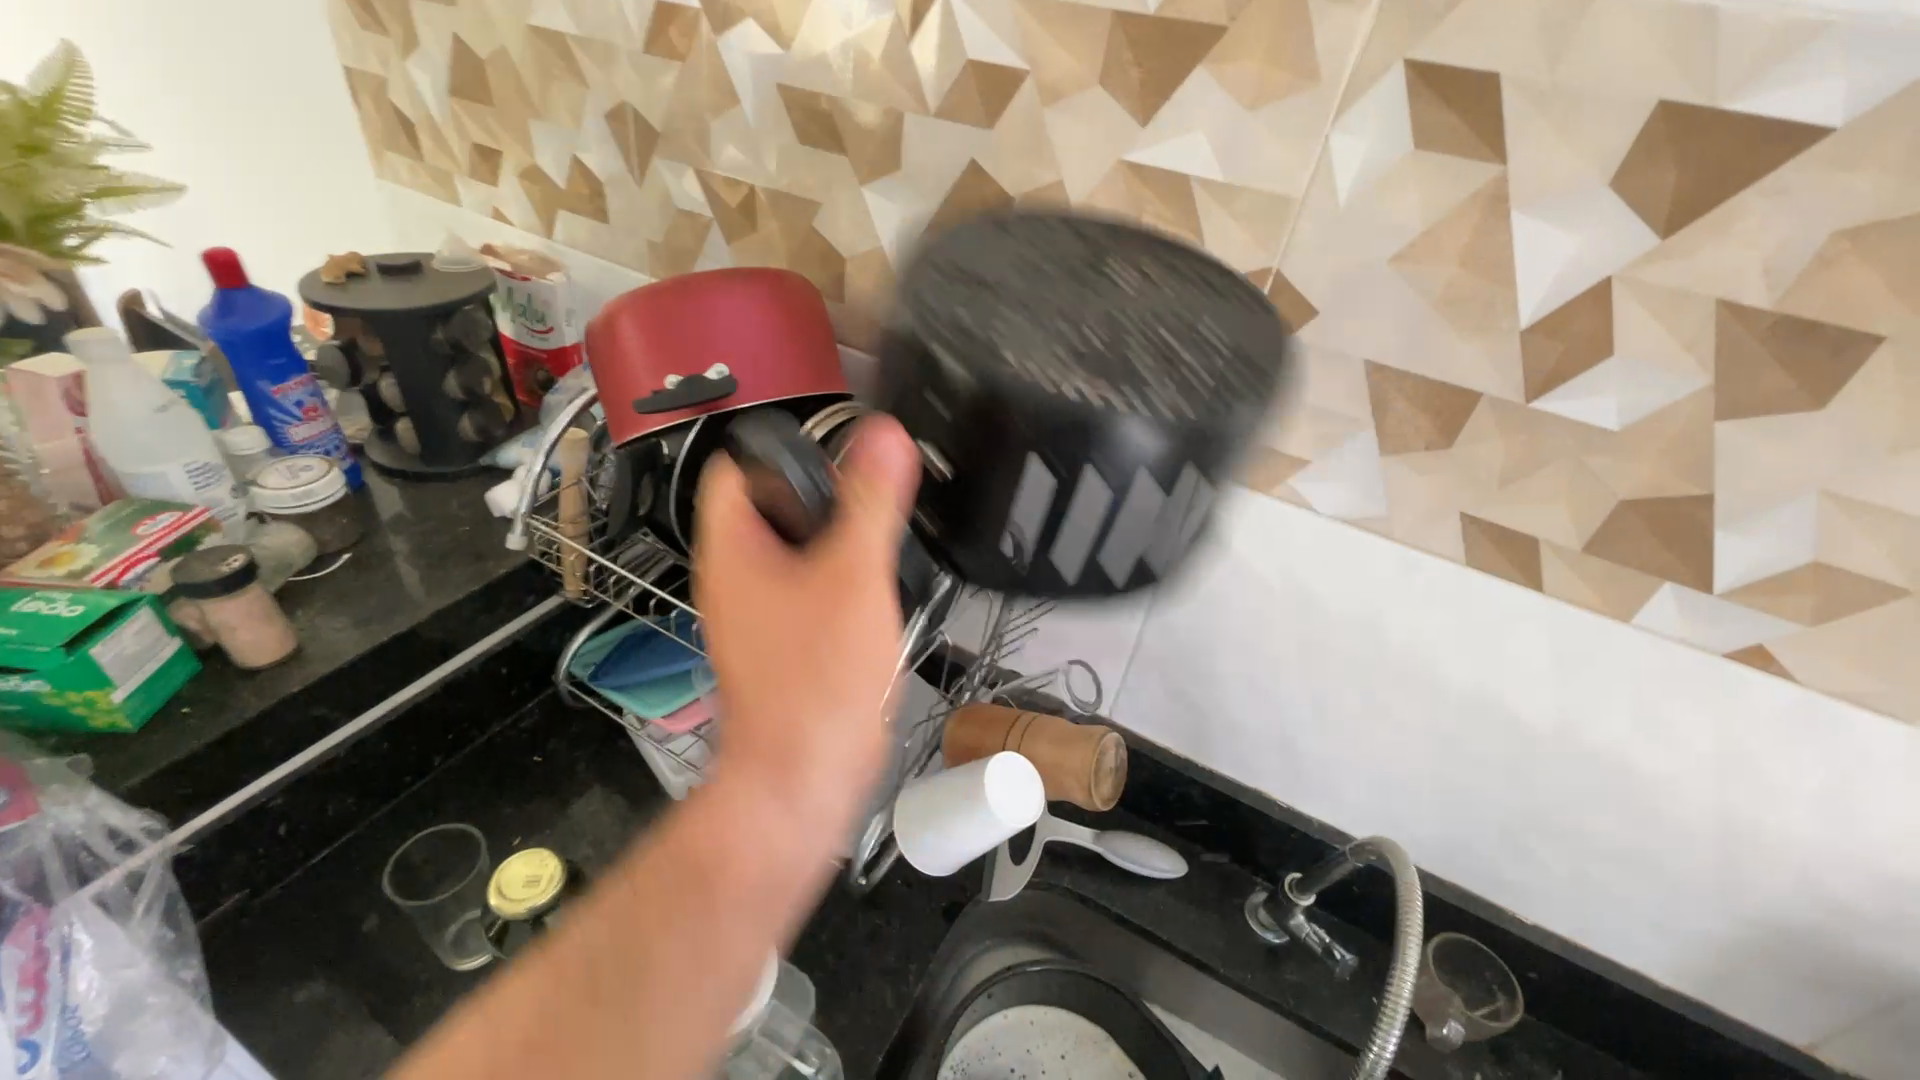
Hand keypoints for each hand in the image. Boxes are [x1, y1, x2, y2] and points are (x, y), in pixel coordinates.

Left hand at [692, 416, 921, 827]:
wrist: (806, 776)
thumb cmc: (815, 684)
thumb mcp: (855, 575)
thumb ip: (871, 501)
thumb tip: (883, 438)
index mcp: (732, 549)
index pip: (738, 467)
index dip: (785, 450)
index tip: (834, 454)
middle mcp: (733, 578)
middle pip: (771, 507)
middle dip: (822, 496)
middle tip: (869, 500)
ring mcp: (755, 613)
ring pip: (793, 550)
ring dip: (834, 540)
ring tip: (876, 543)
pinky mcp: (780, 642)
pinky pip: (805, 590)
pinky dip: (837, 581)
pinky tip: (871, 592)